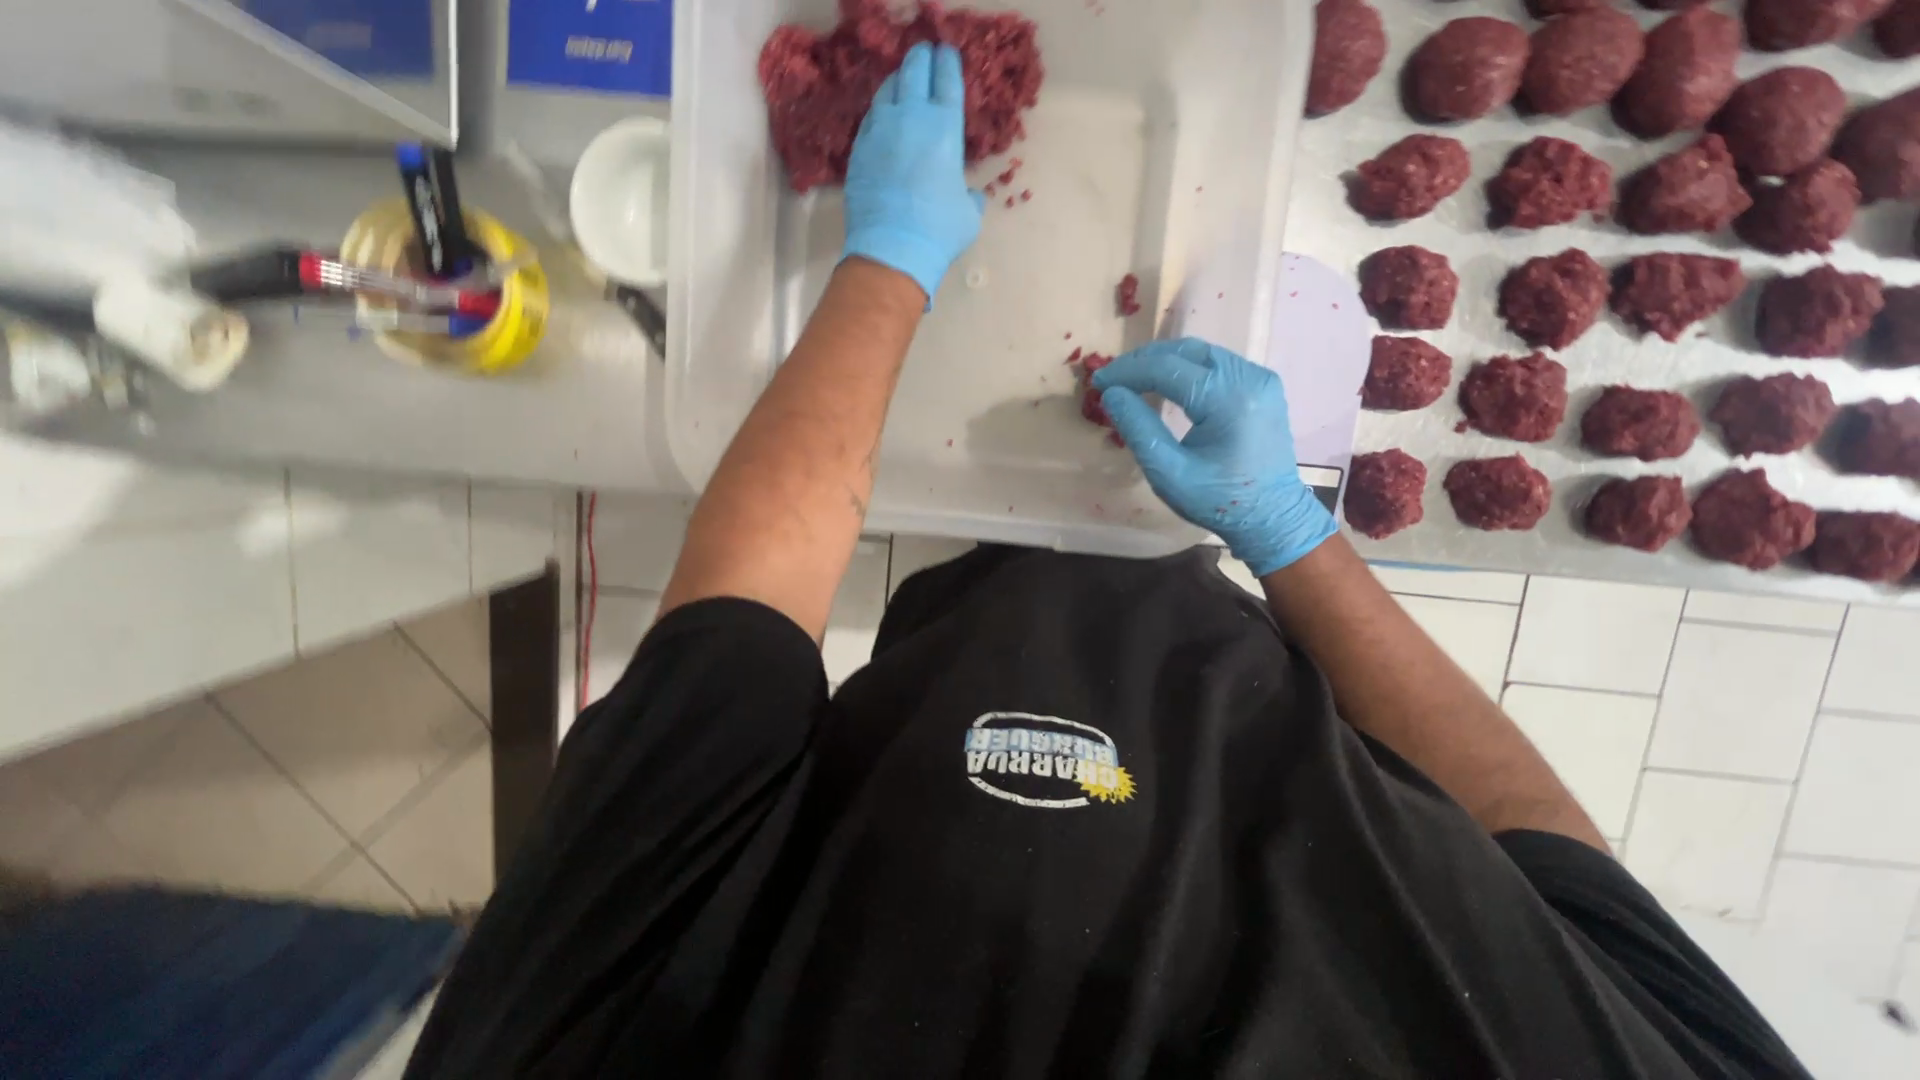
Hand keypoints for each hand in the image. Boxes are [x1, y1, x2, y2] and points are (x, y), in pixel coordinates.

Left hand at [842, 42, 985, 303]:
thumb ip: (970, 194)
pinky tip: (883, 116)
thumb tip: (969, 194)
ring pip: (887, 91)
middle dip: (921, 59)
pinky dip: (879, 111)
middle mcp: (910, 118)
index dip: (948, 63)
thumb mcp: (968, 213)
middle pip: (914, 72)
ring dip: (897, 81)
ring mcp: (879, 131)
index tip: (948, 53)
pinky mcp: (858, 149)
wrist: (892, 249)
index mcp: (944, 127)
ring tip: (902, 80)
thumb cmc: (939, 231)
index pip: (947, 80)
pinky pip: (870, 119)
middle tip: (925, 53)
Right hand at [1093, 338, 1336, 575]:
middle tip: (1113, 379)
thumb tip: (1112, 394)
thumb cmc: (1219, 503)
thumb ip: (1139, 430)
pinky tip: (1166, 384)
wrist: (1273, 517)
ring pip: (1202, 353)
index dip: (1128, 371)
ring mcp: (1260, 379)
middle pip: (1187, 351)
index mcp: (1229, 401)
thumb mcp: (1169, 474)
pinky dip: (1186, 368)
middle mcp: (1249, 379)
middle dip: (1144, 361)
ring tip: (1134, 379)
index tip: (1100, 384)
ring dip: (1164, 362)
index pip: (1168, 368)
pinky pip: (1217, 364)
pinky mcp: (1262, 386)